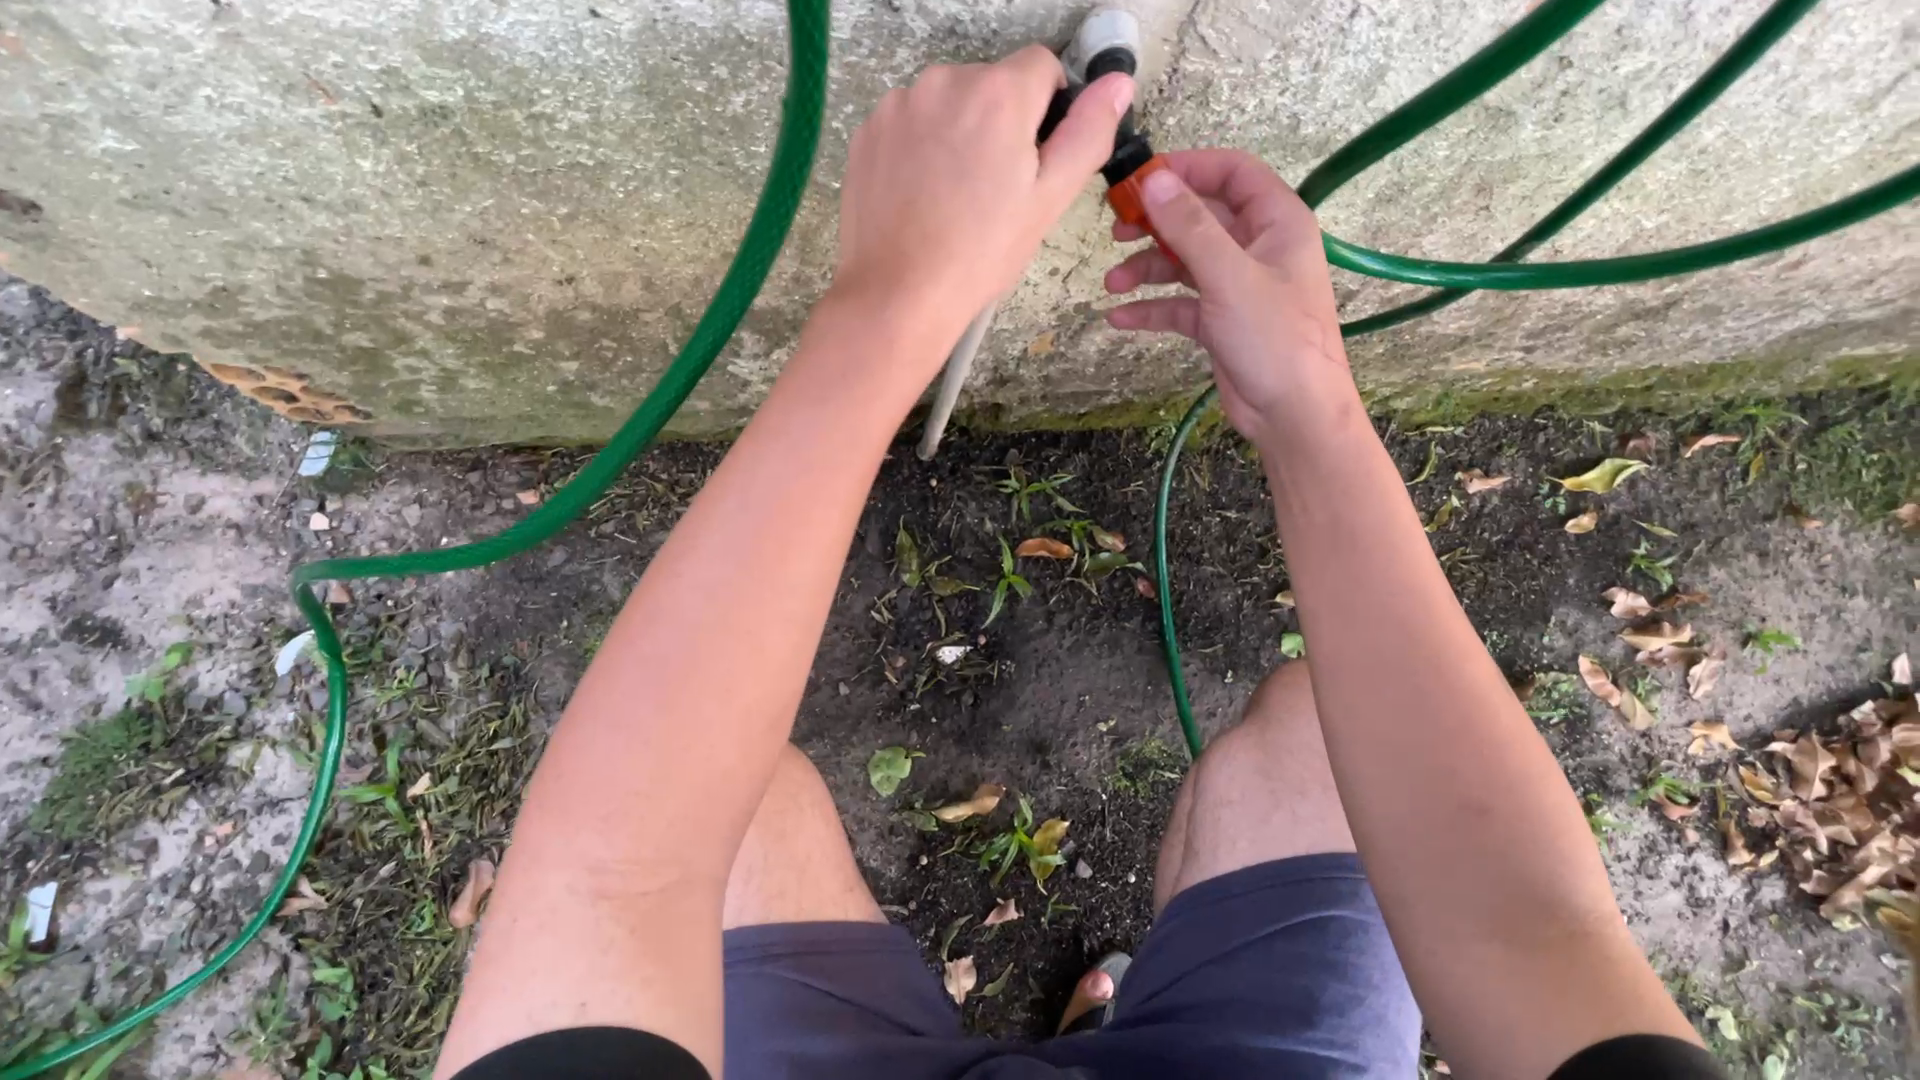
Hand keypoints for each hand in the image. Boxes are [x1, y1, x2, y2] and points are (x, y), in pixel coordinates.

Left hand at [835, 47, 1132, 351]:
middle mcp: (945, 82)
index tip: (1033, 161)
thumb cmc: (979, 254)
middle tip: (993, 191)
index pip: (1042, 66)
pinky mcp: (869, 130)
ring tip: (954, 198)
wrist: (898, 294)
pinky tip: (922, 196)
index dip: (1048, 111)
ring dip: (958, 135)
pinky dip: (920, 148)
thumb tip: (1118, 84)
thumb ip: (1088, 133)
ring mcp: (900, 104)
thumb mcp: (1048, 200)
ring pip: (949, 104)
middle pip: (991, 85)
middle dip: (1000, 125)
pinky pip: (910, 124)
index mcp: (999, 94)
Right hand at [1103, 151, 1353, 444]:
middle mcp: (1257, 247)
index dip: (1187, 169)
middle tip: (1116, 229)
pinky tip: (1120, 318)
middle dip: (1156, 223)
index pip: (1231, 173)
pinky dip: (1152, 308)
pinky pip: (1179, 304)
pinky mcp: (1220, 321)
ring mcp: (1237, 286)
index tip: (1141, 179)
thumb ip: (1189, 226)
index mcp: (1276, 222)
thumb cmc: (1274, 338)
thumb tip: (1152, 180)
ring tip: (1112, 284)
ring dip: (1146, 269)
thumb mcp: (1228, 276)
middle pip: (1200, 218)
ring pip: (1184, 262)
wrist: (1293, 412)